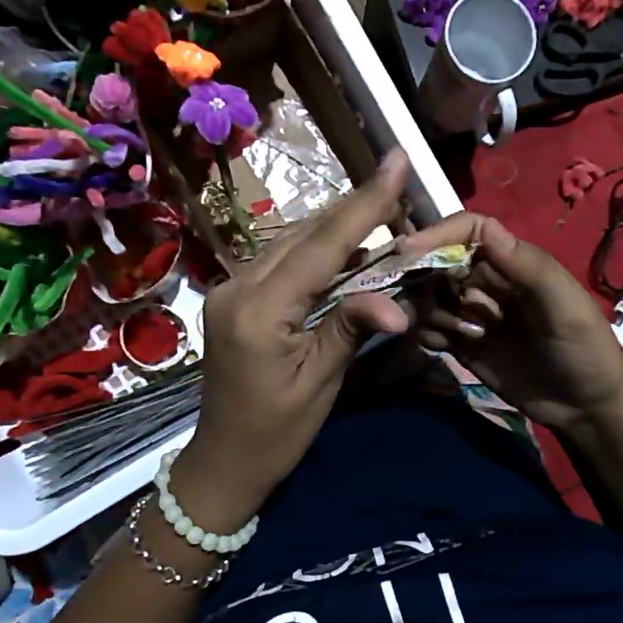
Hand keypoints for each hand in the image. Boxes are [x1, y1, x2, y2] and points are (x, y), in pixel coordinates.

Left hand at [173, 152, 412, 526]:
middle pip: (305, 233)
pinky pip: (280, 260)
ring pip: (291, 241)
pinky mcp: (233, 298)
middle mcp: (237, 286)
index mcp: (259, 310)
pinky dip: (315, 249)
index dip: (365, 203)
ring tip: (381, 207)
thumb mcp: (320, 383)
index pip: (323, 246)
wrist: (224, 462)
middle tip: (397, 180)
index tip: (397, 161)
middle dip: (354, 207)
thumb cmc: (275, 433)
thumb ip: (351, 329)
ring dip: (336, 225)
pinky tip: (343, 246)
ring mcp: (230, 289)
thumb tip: (398, 302)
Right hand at [401, 212, 622, 432]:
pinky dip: (427, 334)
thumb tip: (486, 230)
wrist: (586, 409)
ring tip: (455, 336)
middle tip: (425, 305)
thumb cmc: (585, 351)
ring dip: (429, 311)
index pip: (470, 233)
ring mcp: (477, 316)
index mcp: (516, 264)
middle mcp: (492, 284)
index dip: (439, 235)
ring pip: (432, 298)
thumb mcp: (565, 309)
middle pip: (442, 263)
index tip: (409, 250)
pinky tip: (440, 347)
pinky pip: (434, 331)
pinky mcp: (466, 347)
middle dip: (426, 277)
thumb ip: (529, 269)